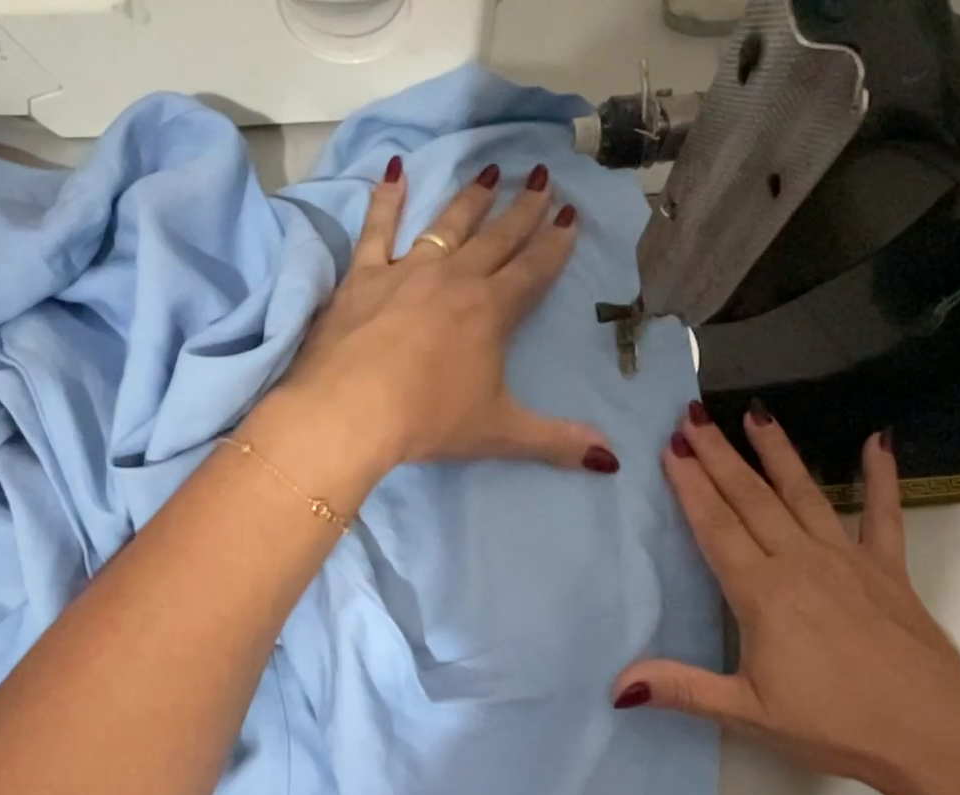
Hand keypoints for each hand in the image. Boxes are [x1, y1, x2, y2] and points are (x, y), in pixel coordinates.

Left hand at [271, 158, 617, 473]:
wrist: (349, 412)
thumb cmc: (429, 421)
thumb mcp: (500, 433)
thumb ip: (556, 442)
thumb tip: (610, 460)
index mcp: (491, 311)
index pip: (533, 270)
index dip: (555, 244)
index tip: (570, 215)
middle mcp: (454, 280)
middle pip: (497, 238)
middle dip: (523, 209)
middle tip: (541, 178)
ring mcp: (406, 272)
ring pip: (447, 226)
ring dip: (471, 198)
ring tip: (489, 169)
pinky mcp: (362, 277)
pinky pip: (378, 228)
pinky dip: (387, 198)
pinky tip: (394, 169)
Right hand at [612, 405, 959, 794]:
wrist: (936, 739)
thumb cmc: (836, 728)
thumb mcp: (749, 715)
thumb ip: (683, 690)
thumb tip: (617, 687)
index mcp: (763, 593)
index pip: (716, 527)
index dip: (690, 485)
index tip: (670, 447)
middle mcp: (802, 562)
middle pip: (751, 498)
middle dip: (719, 454)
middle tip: (693, 416)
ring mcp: (849, 560)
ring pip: (803, 493)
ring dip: (776, 451)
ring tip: (754, 411)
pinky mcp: (889, 571)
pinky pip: (883, 513)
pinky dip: (880, 476)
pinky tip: (878, 440)